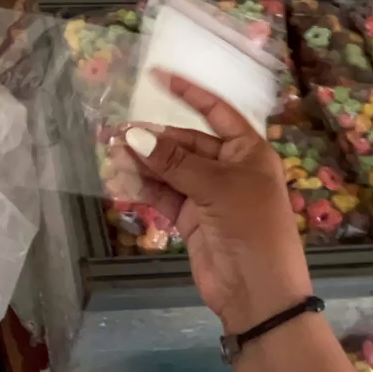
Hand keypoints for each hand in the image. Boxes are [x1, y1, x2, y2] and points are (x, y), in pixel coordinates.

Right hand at [113, 71, 312, 333]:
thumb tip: (133, 136)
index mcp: (248, 151)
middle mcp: (229, 168)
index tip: (157, 77)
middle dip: (153, 139)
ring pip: (170, 168)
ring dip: (143, 162)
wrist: (259, 294)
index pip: (216, 111)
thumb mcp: (216, 187)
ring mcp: (209, 193)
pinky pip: (163, 193)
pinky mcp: (192, 217)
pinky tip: (121, 179)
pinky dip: (143, 186)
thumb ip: (173, 161)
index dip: (188, 93)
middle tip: (118, 135)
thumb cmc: (251, 228)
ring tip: (112, 154)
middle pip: (185, 143)